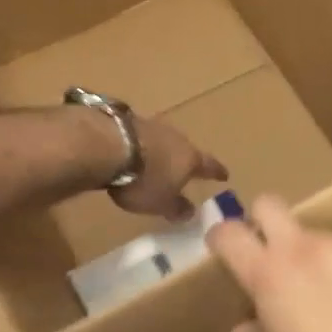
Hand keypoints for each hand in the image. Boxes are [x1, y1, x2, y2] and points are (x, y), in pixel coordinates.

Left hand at [109, 116, 228, 221]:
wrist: (106, 145)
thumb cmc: (143, 179)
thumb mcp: (161, 204)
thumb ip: (176, 208)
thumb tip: (190, 212)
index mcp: (190, 158)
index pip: (210, 166)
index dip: (217, 172)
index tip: (225, 175)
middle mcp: (177, 139)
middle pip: (186, 150)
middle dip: (186, 160)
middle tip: (185, 169)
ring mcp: (152, 126)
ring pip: (164, 141)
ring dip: (162, 151)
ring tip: (156, 161)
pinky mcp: (127, 120)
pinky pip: (141, 136)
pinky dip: (141, 146)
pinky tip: (132, 153)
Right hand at [206, 196, 331, 331]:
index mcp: (266, 272)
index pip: (229, 233)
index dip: (220, 236)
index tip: (223, 247)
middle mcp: (298, 246)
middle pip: (268, 204)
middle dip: (260, 219)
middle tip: (267, 247)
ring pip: (309, 231)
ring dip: (305, 249)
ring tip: (319, 284)